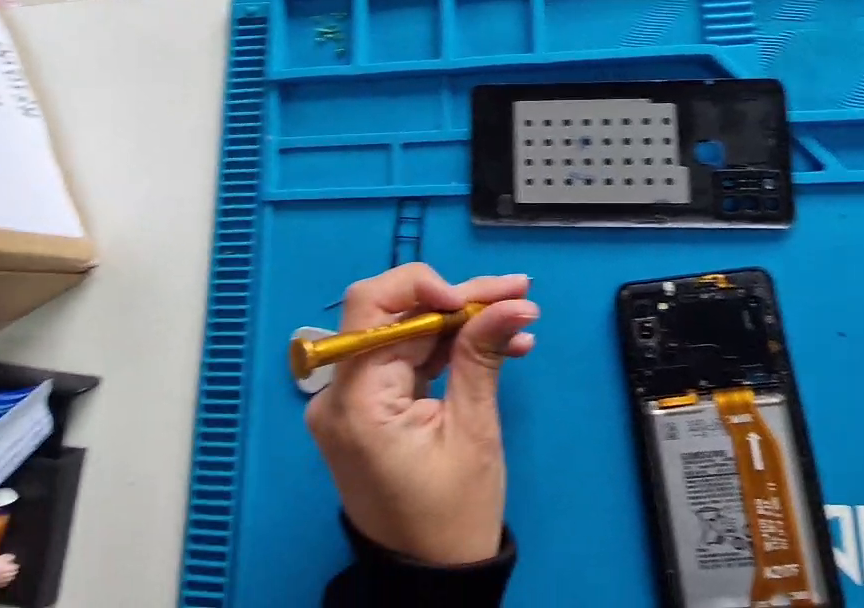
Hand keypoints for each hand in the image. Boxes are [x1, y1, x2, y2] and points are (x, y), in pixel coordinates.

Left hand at [305, 263, 537, 565]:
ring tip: (520, 314)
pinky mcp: (373, 408)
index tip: (474, 297)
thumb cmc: (452, 517)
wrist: (430, 580)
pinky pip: (411, 360)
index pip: (371, 306)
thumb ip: (483, 356)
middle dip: (458, 299)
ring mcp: (356, 400)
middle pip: (395, 315)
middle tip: (516, 292)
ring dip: (463, 321)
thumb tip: (512, 303)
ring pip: (408, 332)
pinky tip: (500, 344)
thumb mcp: (473, 432)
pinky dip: (451, 348)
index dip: (421, 286)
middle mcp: (343, 392)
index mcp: (357, 399)